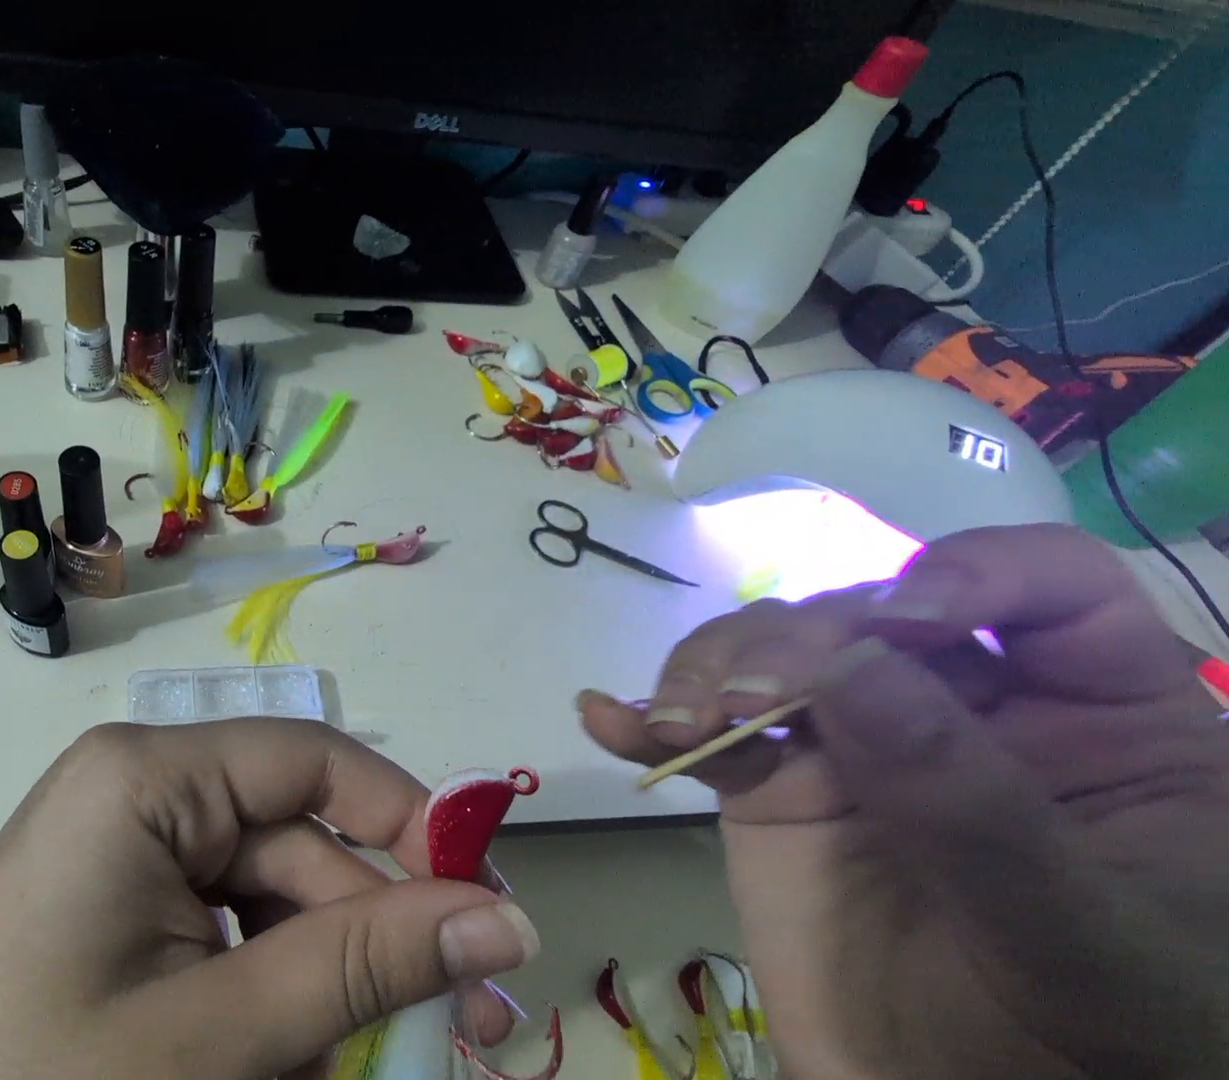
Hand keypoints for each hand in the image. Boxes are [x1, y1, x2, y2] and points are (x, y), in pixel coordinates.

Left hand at [0, 719, 533, 1079]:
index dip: (405, 821)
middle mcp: (137, 792)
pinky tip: (294, 1059)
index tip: (482, 905)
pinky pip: (223, 938)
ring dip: (327, 984)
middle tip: (467, 1030)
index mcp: (145, 776)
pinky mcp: (117, 910)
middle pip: (295, 844)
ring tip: (377, 1062)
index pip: (310, 760)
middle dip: (372, 939)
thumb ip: (363, 967)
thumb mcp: (219, 1032)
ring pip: (268, 903)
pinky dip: (269, 1000)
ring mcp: (124, 852)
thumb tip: (506, 918)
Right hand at [579, 525, 1228, 1079]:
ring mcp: (849, 744)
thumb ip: (973, 804)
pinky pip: (704, 729)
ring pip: (765, 653)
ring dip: (708, 671)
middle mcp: (960, 708)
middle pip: (863, 614)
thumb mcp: (1076, 938)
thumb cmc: (1087, 1049)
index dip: (974, 572)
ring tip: (677, 729)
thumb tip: (853, 664)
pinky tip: (610, 722)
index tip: (898, 625)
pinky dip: (649, 719)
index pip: (1049, 589)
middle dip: (793, 646)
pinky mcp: (767, 787)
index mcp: (1090, 722)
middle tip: (749, 707)